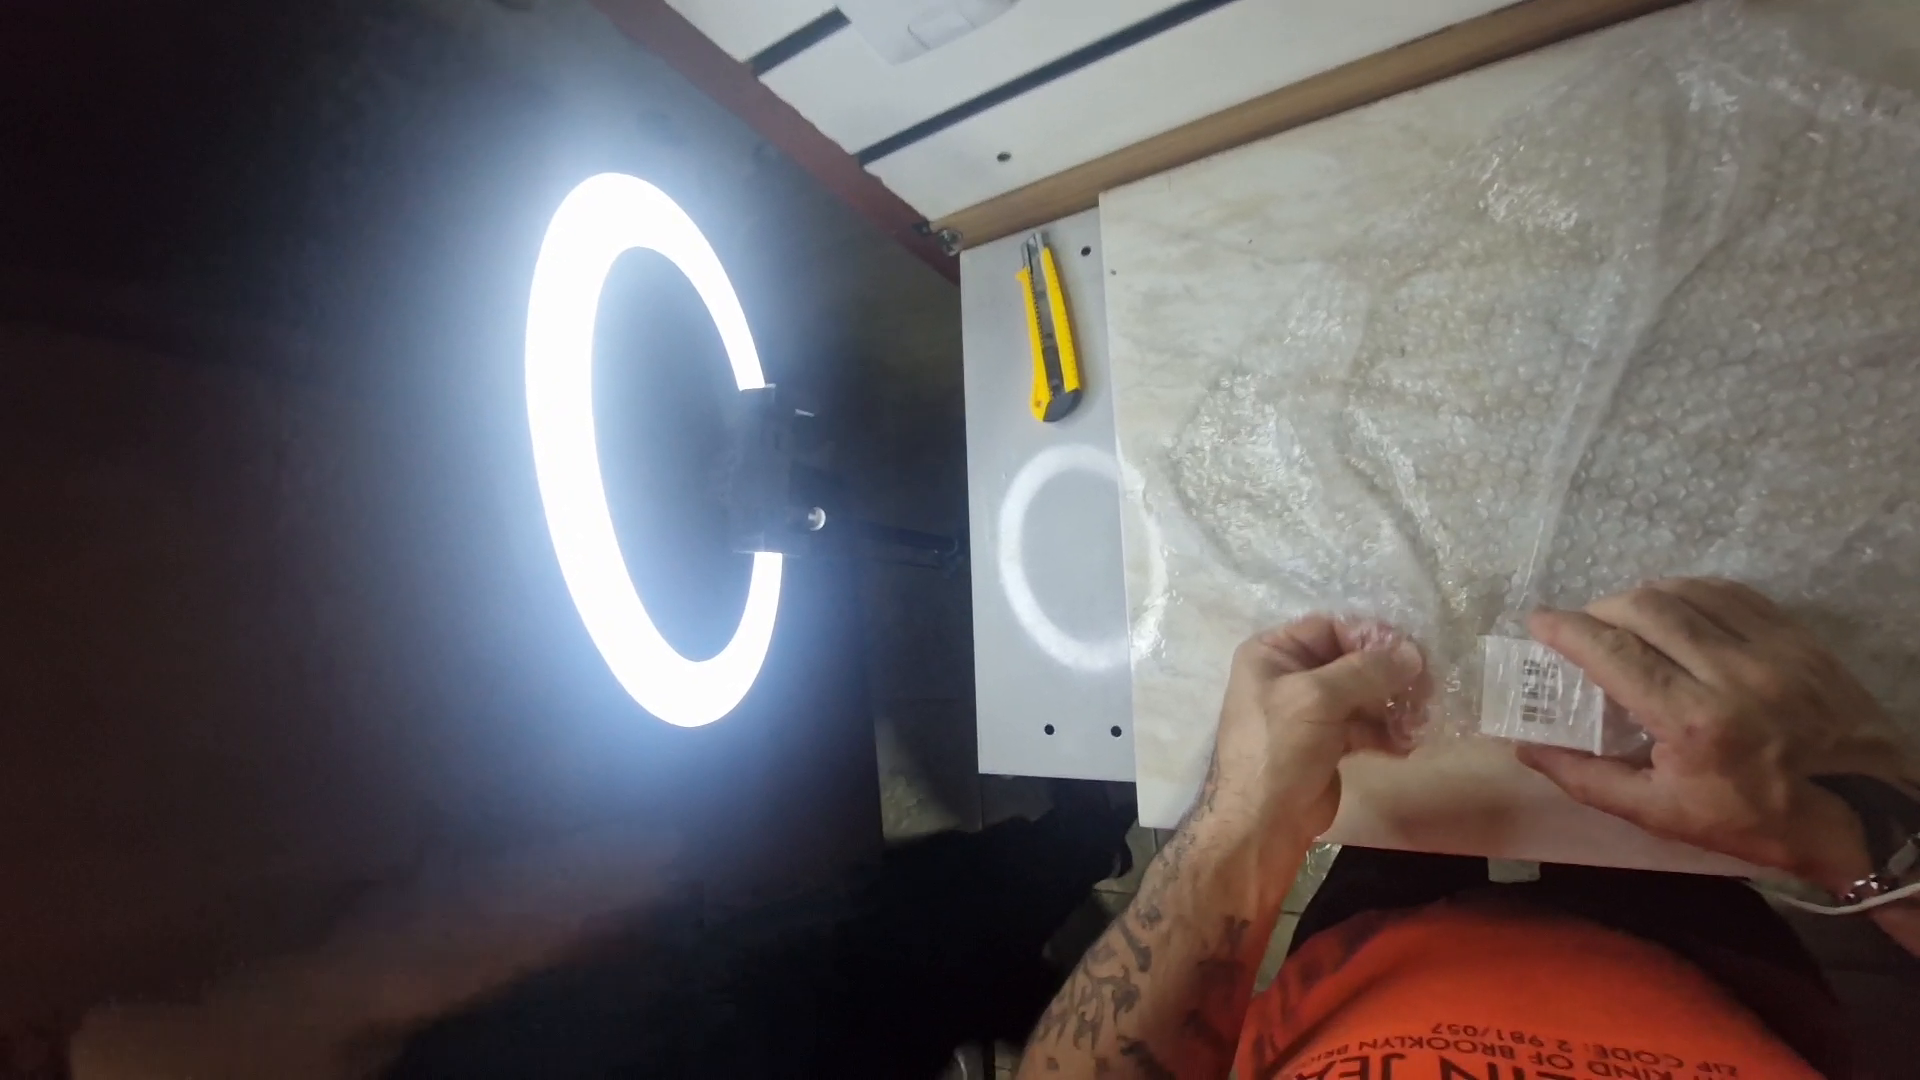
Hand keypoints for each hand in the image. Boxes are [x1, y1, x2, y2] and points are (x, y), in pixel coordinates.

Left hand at [1206, 617, 1428, 847]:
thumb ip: (1364, 671)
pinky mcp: (1328, 739)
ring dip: (1395, 706)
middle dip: (1389, 676)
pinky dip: (1388, 732)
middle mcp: (1288, 673)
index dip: (1369, 637)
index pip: (1328, 627)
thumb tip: (1411, 652)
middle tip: (1426, 692)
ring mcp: (1309, 708)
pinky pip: (1366, 724)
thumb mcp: (1316, 698)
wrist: (1264, 819)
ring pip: (1364, 693)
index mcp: (1271, 652)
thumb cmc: (1279, 747)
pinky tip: (1407, 745)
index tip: (1411, 654)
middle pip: (1351, 660)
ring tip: (1418, 725)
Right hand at [1518, 578, 1915, 888]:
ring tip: (1625, 621)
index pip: (1611, 650)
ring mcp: (1776, 654)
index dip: (1563, 628)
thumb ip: (1584, 777)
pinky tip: (1675, 611)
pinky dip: (1688, 593)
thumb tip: (1523, 746)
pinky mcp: (1804, 643)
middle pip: (1642, 608)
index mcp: (1694, 721)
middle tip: (1582, 629)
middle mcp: (1734, 676)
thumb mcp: (1661, 814)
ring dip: (1638, 598)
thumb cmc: (1759, 820)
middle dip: (1595, 609)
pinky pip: (1731, 593)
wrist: (1886, 824)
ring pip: (1684, 593)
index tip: (1537, 624)